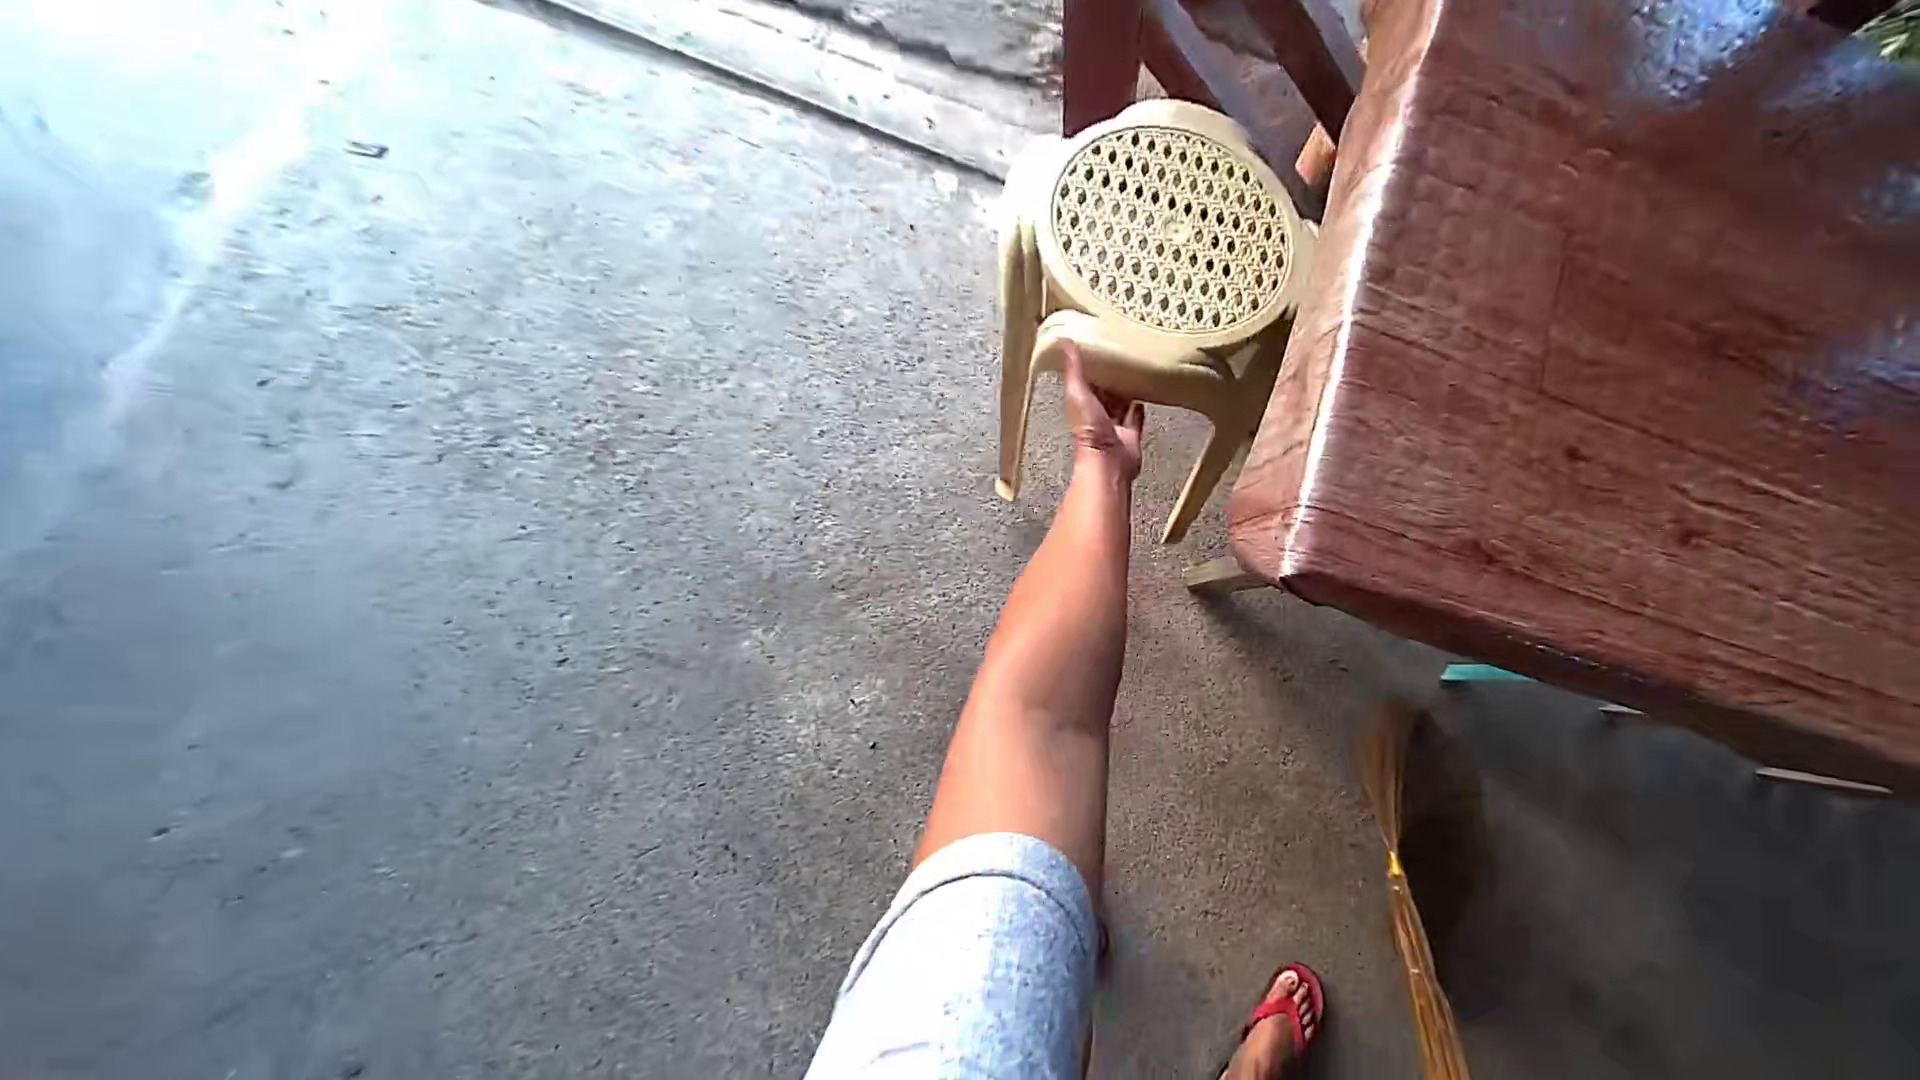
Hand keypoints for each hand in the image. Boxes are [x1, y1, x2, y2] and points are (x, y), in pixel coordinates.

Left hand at [1061, 342, 1143, 482]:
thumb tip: (1064, 342)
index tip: (1098, 349)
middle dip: (1110, 378)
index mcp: (1081, 403)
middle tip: (1120, 358)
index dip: (1091, 367)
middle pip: (1104, 392)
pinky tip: (1144, 397)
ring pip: (1120, 403)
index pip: (1086, 381)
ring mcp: (1114, 426)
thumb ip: (1074, 369)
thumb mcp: (1078, 392)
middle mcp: (1096, 415)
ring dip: (1126, 391)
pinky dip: (1138, 409)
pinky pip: (1135, 419)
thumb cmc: (1090, 430)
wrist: (1109, 459)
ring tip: (1134, 373)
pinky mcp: (1130, 435)